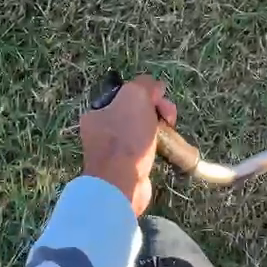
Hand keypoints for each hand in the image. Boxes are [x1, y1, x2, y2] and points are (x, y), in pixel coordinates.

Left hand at [81, 75, 176, 215]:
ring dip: (159, 129)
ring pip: (142, 129)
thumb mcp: (135, 95)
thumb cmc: (126, 135)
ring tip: (169, 134)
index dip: (148, 93)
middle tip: (169, 118)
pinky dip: (156, 147)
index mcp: (98, 110)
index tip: (159, 100)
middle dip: (157, 110)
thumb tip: (156, 88)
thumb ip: (146, 84)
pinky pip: (144, 149)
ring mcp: (113, 149)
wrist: (121, 182)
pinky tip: (163, 149)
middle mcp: (101, 128)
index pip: (128, 93)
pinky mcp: (126, 167)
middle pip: (137, 110)